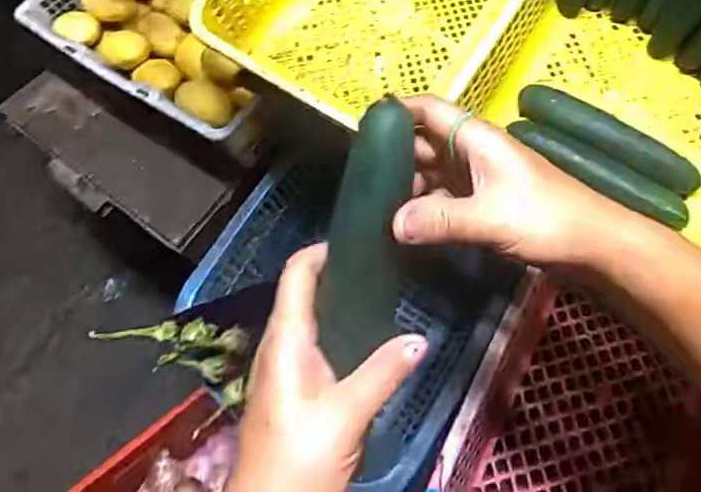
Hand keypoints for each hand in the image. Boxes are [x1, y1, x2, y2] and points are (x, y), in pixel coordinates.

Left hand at [226, 245, 426, 491]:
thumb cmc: (299, 458)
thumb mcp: (347, 416)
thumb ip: (383, 374)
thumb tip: (422, 338)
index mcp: (285, 336)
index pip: (296, 272)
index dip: (321, 250)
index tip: (357, 242)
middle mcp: (278, 342)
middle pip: (301, 290)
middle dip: (334, 273)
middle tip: (377, 267)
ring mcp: (279, 365)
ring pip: (306, 317)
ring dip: (334, 302)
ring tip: (376, 295)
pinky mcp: (287, 388)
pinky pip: (309, 343)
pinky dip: (333, 330)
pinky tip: (360, 342)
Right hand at [391, 95, 662, 270]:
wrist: (598, 246)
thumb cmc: (546, 218)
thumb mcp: (490, 219)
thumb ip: (440, 220)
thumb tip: (392, 224)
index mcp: (475, 137)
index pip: (428, 109)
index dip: (397, 111)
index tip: (366, 127)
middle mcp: (472, 149)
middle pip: (424, 140)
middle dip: (396, 155)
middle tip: (366, 177)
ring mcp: (478, 174)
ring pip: (432, 168)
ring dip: (409, 183)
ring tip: (381, 204)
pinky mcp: (483, 199)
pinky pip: (443, 192)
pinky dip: (425, 203)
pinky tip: (410, 223)